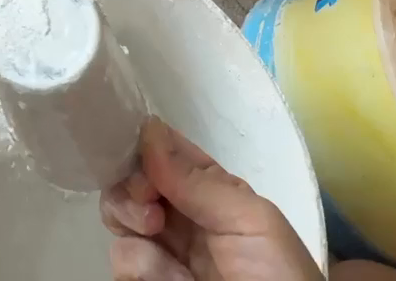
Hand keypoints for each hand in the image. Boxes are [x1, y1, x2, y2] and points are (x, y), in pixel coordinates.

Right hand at [99, 117, 321, 280]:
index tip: (144, 162)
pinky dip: (141, 269)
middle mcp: (179, 214)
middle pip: (129, 178)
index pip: (161, 148)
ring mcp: (162, 251)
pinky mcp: (146, 279)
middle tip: (151, 215)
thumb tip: (147, 129)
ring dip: (133, 229)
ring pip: (117, 215)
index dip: (143, 145)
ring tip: (169, 265)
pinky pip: (121, 260)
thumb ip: (198, 180)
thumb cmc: (277, 279)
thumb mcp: (252, 222)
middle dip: (130, 188)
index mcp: (208, 191)